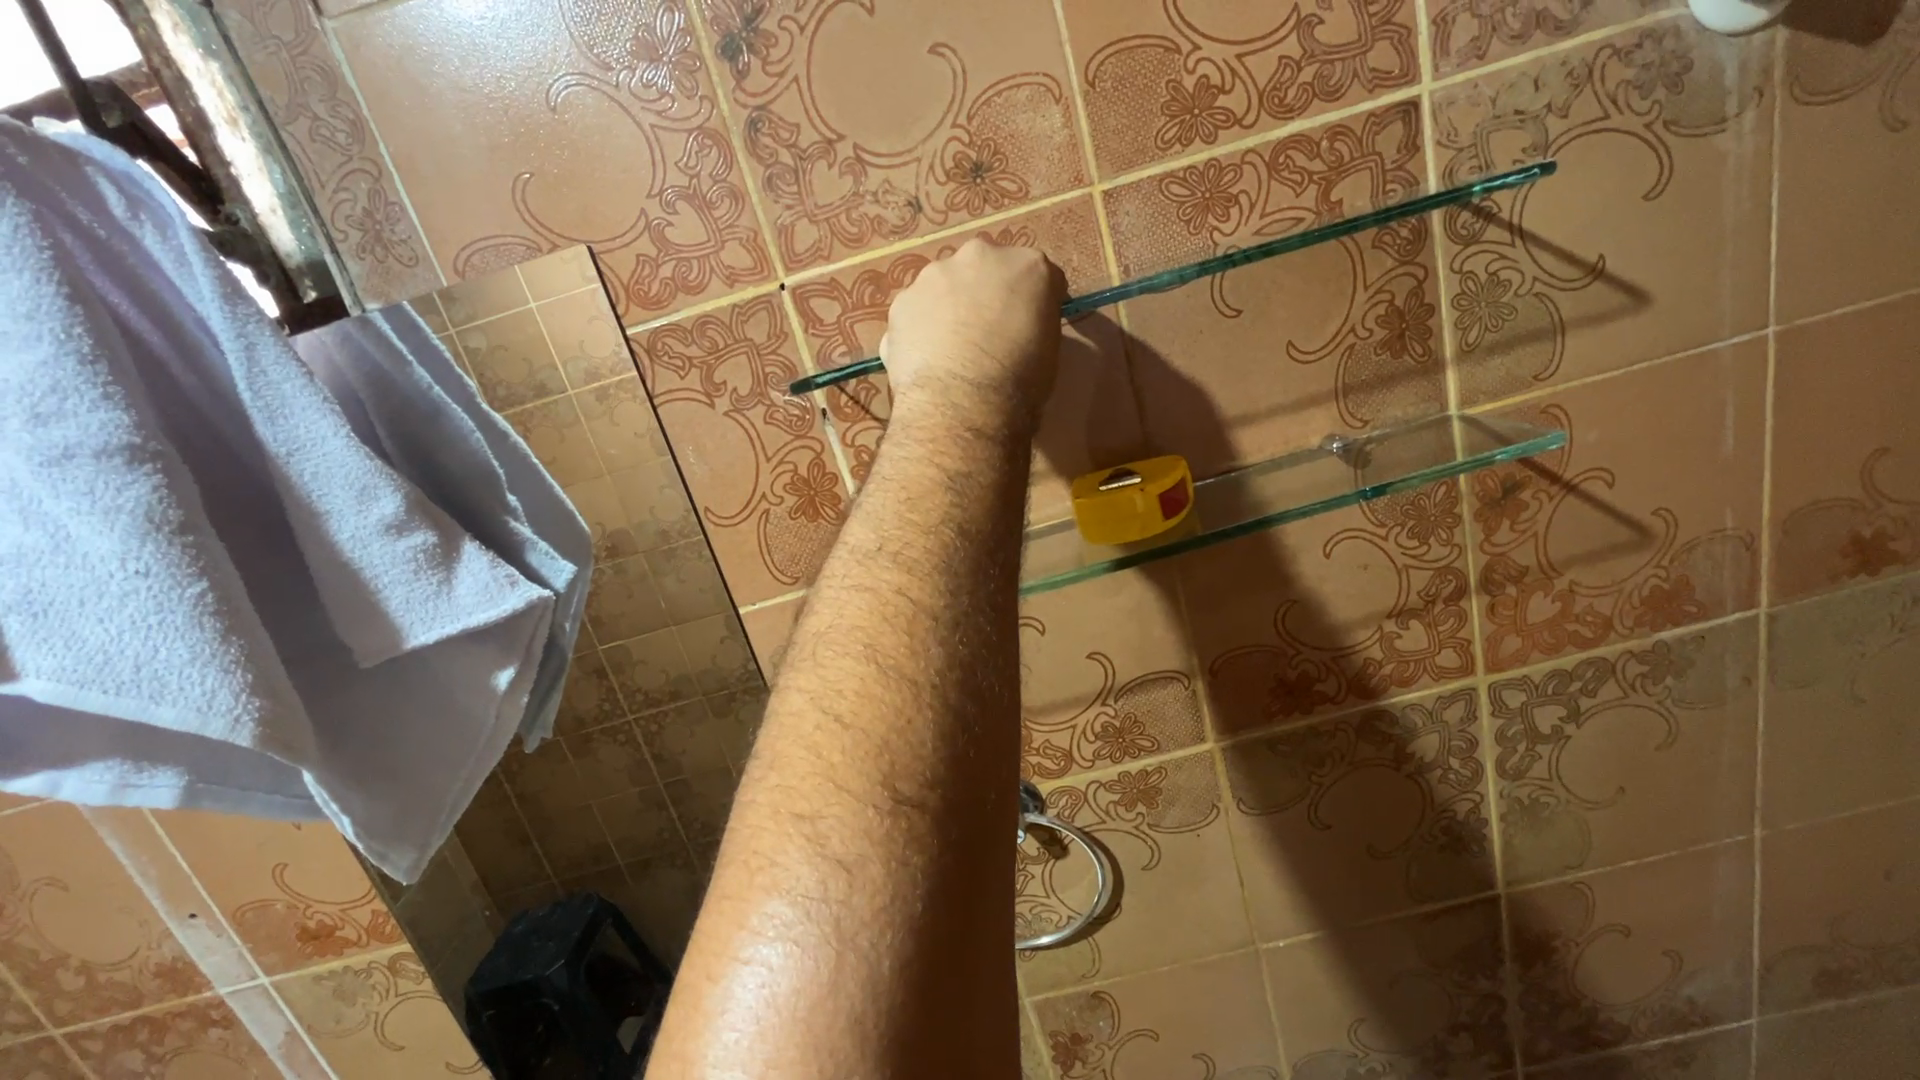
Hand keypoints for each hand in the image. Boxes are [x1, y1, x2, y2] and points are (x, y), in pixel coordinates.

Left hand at [879, 238, 1066, 435]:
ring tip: (949, 348)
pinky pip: (916, 311)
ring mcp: (935, 274)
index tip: (1029, 325)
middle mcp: (981, 256)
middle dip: (986, 294)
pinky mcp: (903, 299)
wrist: (962, 405)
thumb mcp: (1049, 352)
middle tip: (986, 332)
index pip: (1039, 278)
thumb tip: (1020, 328)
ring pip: (945, 286)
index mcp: (1028, 266)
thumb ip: (1035, 323)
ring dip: (949, 307)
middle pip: (985, 270)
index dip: (1033, 303)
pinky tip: (926, 358)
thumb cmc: (1019, 383)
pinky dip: (921, 328)